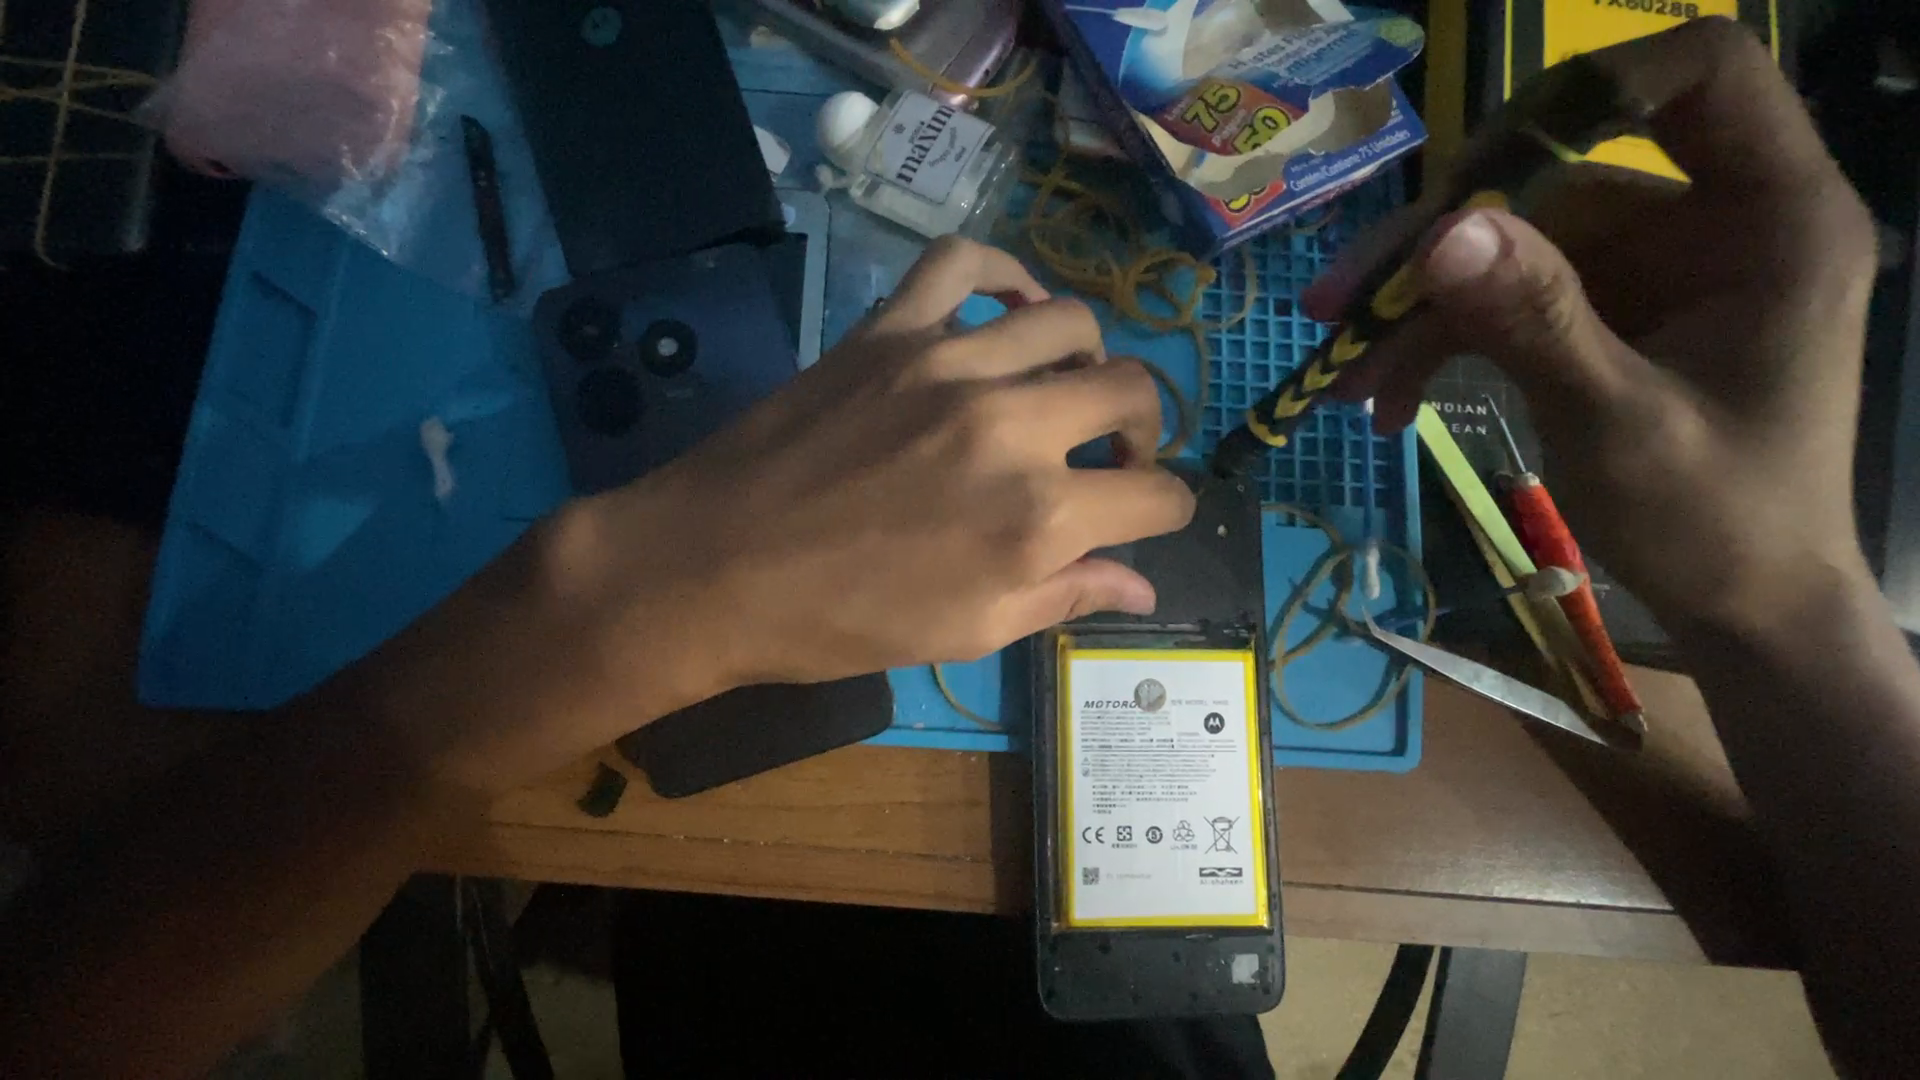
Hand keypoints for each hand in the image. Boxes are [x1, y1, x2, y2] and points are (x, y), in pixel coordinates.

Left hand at [367, 237, 1196, 792]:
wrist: (712, 569)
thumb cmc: (840, 622)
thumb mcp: (965, 632)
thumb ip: (1063, 597)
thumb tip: (1142, 588)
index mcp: (1035, 520)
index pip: (1155, 497)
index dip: (1167, 510)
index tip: (1151, 513)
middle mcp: (1010, 429)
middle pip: (1131, 392)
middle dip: (1144, 430)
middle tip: (1112, 456)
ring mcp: (947, 365)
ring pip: (1068, 322)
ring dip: (1089, 359)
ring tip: (1063, 390)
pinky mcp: (888, 331)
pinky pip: (962, 263)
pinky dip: (1002, 275)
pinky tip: (1009, 312)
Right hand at [1309, 18, 1877, 634]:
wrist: (1735, 600)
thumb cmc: (1712, 517)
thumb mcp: (1616, 419)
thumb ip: (1536, 319)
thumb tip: (1441, 233)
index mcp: (1763, 222)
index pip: (1694, 82)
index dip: (1585, 90)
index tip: (1469, 166)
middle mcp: (1697, 229)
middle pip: (1546, 189)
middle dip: (1432, 248)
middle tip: (1336, 304)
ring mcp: (1636, 278)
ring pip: (1501, 257)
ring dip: (1413, 316)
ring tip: (1344, 381)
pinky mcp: (1589, 322)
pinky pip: (1495, 311)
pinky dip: (1434, 352)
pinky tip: (1385, 405)